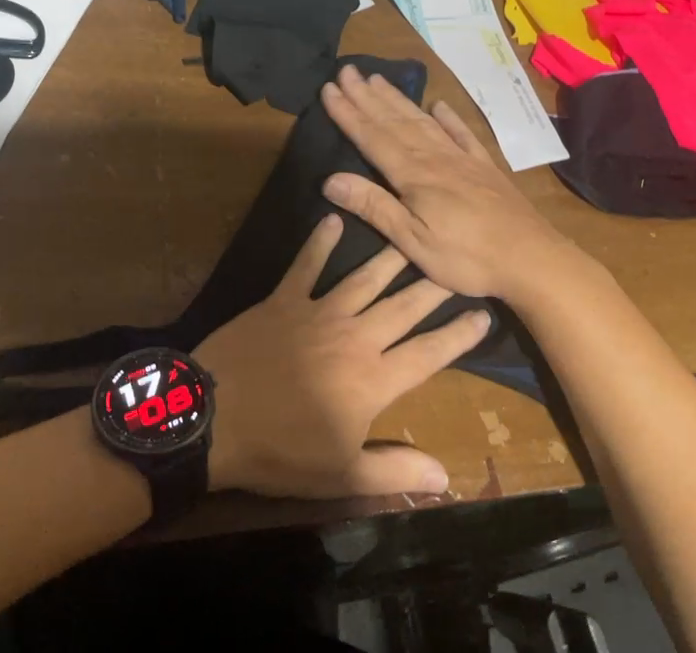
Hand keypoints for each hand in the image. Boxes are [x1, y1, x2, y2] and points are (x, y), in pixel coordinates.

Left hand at [194, 215, 491, 498]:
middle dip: (433, 287)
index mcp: (373, 380)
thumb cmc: (278, 453)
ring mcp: (318, 314)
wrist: (210, 419)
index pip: (428, 353)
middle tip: (456, 264)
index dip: (458, 336)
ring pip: (364, 280)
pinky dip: (320, 242)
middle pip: (403, 307)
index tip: (484, 315)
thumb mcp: (340, 475)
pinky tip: (334, 219)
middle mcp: (354, 338)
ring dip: (390, 258)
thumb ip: (394, 470)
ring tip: (413, 237)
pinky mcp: (282, 302)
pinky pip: (305, 266)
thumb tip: (448, 475)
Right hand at [318, 64, 590, 303]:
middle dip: (367, 97)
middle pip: (395, 121)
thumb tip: (330, 178)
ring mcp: (463, 159)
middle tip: (346, 70)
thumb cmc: (467, 257)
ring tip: (379, 79)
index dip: (348, 114)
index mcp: (414, 175)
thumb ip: (374, 206)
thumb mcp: (413, 241)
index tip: (327, 89)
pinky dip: (449, 117)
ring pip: (423, 121)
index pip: (372, 137)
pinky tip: (439, 105)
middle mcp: (436, 157)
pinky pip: (462, 134)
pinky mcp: (485, 167)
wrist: (531, 258)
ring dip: (398, 100)